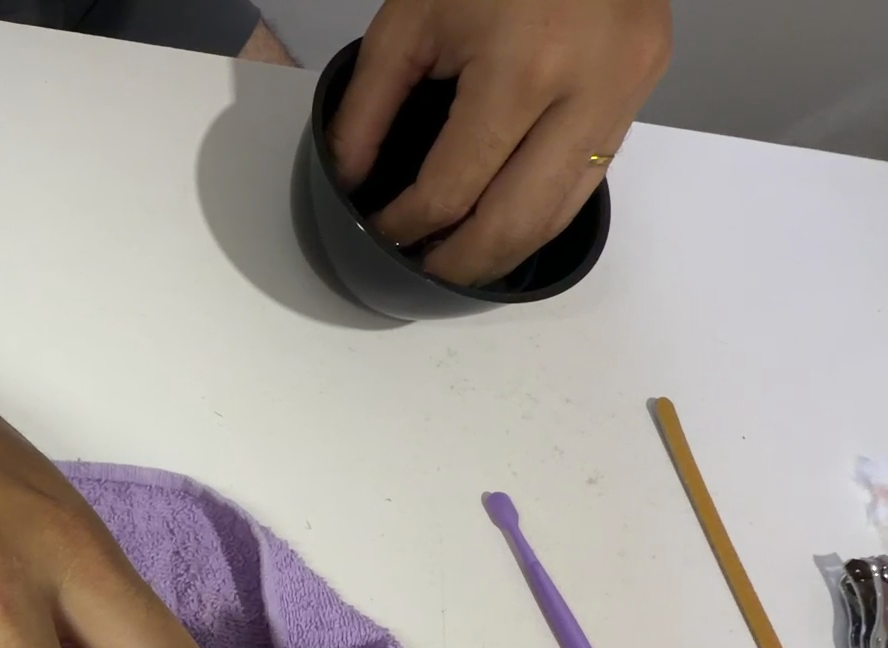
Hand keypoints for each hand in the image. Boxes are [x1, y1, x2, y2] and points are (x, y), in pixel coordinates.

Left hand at [332, 0, 671, 284]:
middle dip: (458, 264)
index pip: (449, 193)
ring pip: (559, 213)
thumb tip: (350, 187)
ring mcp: (629, 91)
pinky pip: (587, 180)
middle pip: (515, 221)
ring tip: (451, 264)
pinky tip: (496, 226)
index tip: (379, 232)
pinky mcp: (644, 89)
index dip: (403, 227)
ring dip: (501, 254)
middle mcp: (590, 89)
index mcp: (522, 73)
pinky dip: (536, 217)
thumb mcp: (403, 27)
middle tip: (417, 272)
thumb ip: (363, 116)